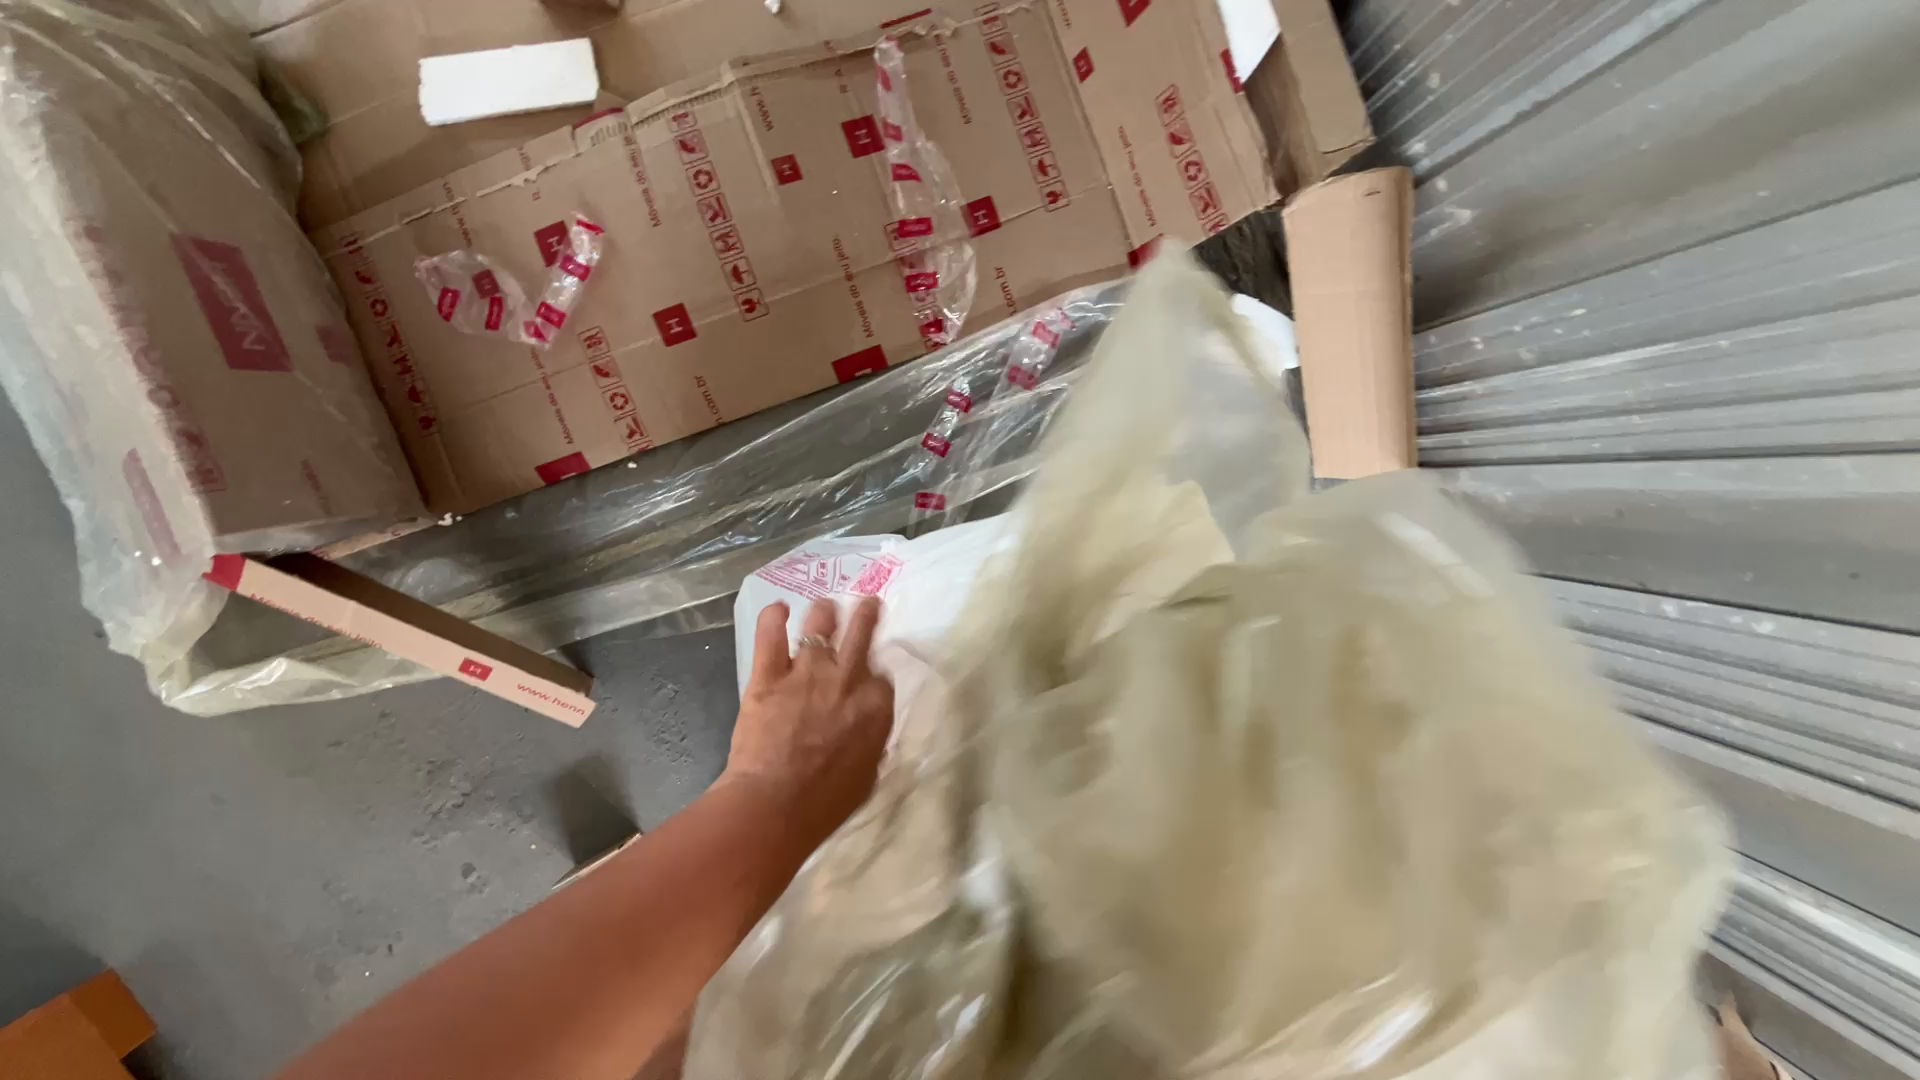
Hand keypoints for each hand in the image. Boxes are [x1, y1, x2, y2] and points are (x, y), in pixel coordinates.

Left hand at [722, 597, 894, 844]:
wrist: (775, 805)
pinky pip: (771, 634)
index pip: (882, 677)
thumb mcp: (868, 775)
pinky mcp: (769, 675)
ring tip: (825, 604)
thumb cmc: (826, 803)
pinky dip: (773, 617)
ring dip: (825, 610)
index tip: (871, 677)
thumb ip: (871, 742)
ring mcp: (807, 672)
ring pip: (820, 623)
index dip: (875, 675)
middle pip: (862, 632)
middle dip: (867, 614)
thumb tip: (868, 732)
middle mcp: (846, 679)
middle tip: (868, 603)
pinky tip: (777, 608)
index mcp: (876, 706)